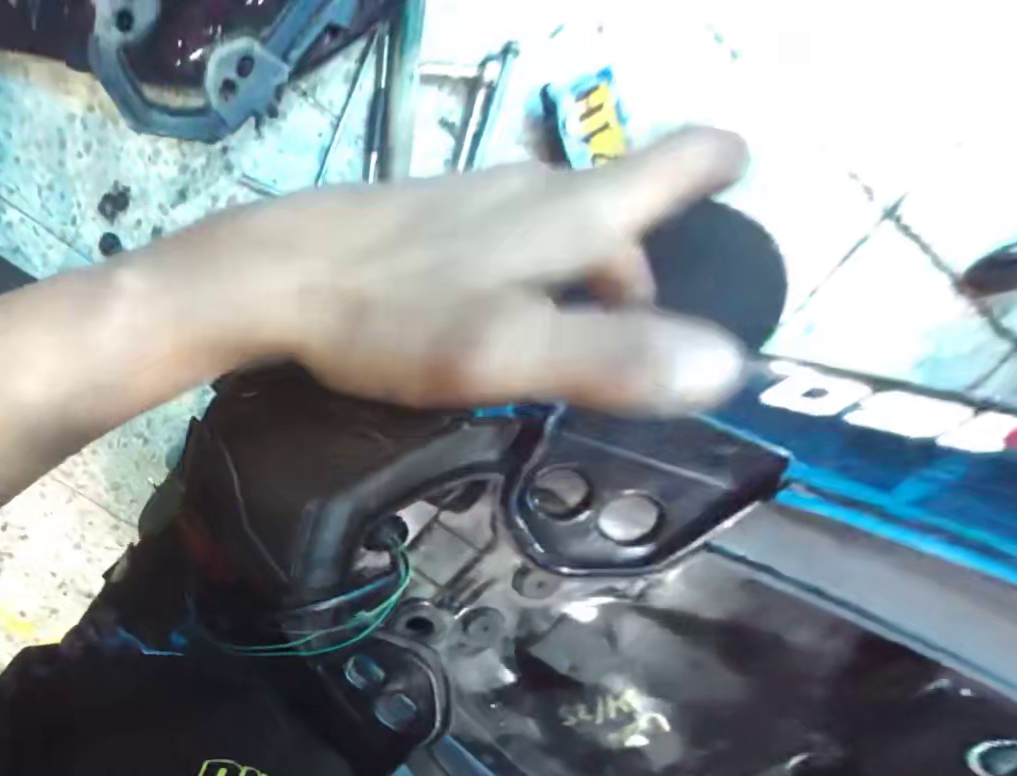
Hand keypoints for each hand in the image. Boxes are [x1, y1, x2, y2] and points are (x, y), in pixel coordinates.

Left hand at [142, 127, 751, 413]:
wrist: (277, 278)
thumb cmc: (394, 315)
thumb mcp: (504, 350)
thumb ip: (605, 360)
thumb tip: (723, 370)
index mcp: (563, 216)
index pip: (666, 170)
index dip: (709, 166)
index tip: (738, 164)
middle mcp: (518, 193)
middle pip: (602, 213)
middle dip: (629, 260)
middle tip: (630, 316)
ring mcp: (457, 202)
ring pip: (538, 226)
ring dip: (564, 267)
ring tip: (559, 317)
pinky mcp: (407, 223)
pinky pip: (480, 240)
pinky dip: (504, 269)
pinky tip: (474, 302)